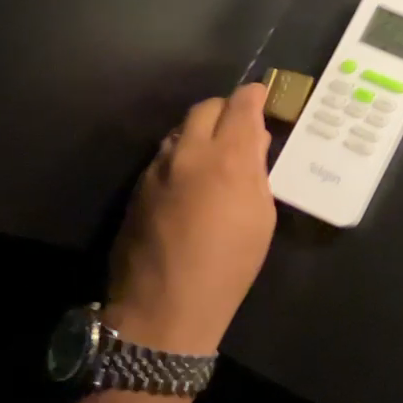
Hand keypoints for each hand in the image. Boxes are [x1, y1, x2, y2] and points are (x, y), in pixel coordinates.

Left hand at [104, 83, 275, 355]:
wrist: (165, 306)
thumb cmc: (229, 266)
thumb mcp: (262, 219)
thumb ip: (257, 172)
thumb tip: (254, 143)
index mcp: (228, 158)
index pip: (241, 105)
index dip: (255, 96)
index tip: (264, 96)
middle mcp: (189, 152)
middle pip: (207, 108)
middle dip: (226, 109)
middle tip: (242, 125)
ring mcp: (158, 168)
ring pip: (182, 129)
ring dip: (201, 131)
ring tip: (216, 152)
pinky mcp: (138, 186)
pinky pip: (165, 155)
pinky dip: (183, 154)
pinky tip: (191, 179)